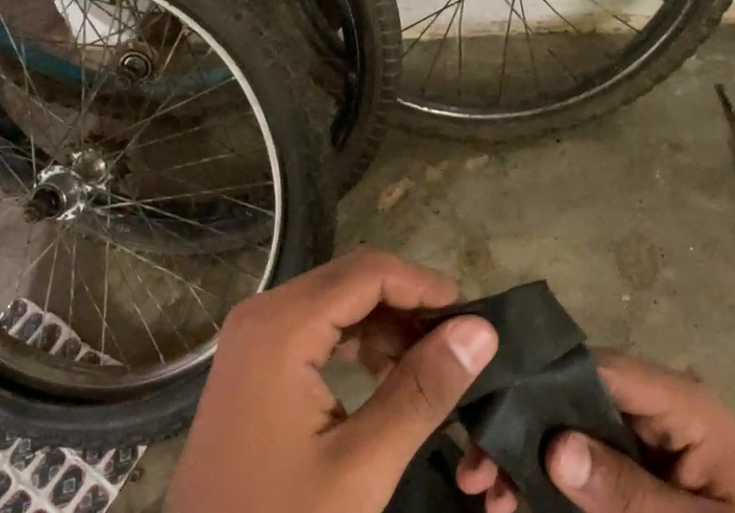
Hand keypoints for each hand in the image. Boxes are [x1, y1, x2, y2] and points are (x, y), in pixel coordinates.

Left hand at [166, 248, 498, 512]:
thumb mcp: (361, 464)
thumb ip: (422, 391)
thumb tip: (480, 330)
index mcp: (281, 323)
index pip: (368, 270)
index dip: (425, 284)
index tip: (475, 318)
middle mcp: (263, 312)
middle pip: (351, 280)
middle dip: (409, 305)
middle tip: (459, 345)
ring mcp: (254, 336)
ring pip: (336, 303)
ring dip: (386, 325)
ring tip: (432, 366)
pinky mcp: (255, 361)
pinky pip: (316, 329)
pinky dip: (358, 343)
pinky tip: (389, 377)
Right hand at [455, 352, 734, 511]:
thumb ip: (631, 494)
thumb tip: (556, 446)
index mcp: (684, 405)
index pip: (602, 368)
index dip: (543, 378)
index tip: (486, 404)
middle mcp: (655, 407)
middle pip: (573, 394)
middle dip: (520, 425)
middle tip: (473, 465)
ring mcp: (638, 437)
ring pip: (563, 427)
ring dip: (519, 456)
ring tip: (480, 491)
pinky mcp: (626, 466)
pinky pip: (574, 458)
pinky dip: (537, 478)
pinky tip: (506, 499)